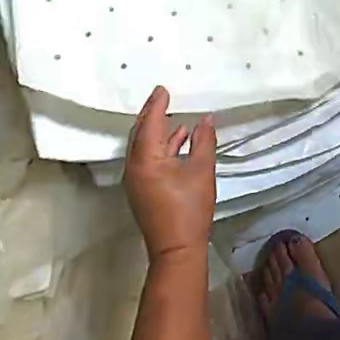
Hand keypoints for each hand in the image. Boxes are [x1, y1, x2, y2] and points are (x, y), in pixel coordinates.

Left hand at [122, 86, 217, 262]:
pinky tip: (178, 141)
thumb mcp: (202, 170)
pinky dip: (160, 147)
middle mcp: (134, 167)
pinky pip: (147, 158)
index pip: (149, 123)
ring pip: (143, 146)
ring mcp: (135, 180)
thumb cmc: (189, 209)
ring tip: (173, 116)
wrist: (177, 250)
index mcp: (145, 159)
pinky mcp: (142, 190)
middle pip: (140, 133)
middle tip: (163, 97)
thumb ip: (204, 141)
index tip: (163, 89)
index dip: (156, 104)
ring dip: (157, 131)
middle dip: (152, 114)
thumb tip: (206, 120)